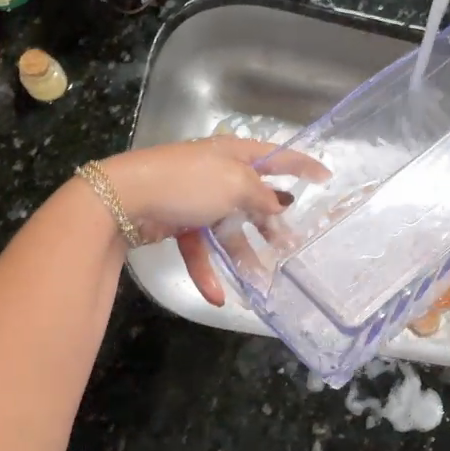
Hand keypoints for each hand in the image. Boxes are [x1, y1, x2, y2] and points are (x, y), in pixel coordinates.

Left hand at [95, 137, 327, 306]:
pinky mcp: (178, 222)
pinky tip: (217, 296)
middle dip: (272, 225)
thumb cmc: (186, 183)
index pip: (276, 155)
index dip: (302, 165)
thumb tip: (280, 203)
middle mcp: (217, 174)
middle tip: (291, 246)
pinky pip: (200, 247)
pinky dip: (208, 270)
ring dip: (244, 256)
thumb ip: (263, 195)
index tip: (326, 177)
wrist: (123, 199)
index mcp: (233, 154)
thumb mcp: (235, 185)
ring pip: (229, 230)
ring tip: (262, 281)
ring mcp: (196, 199)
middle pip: (254, 200)